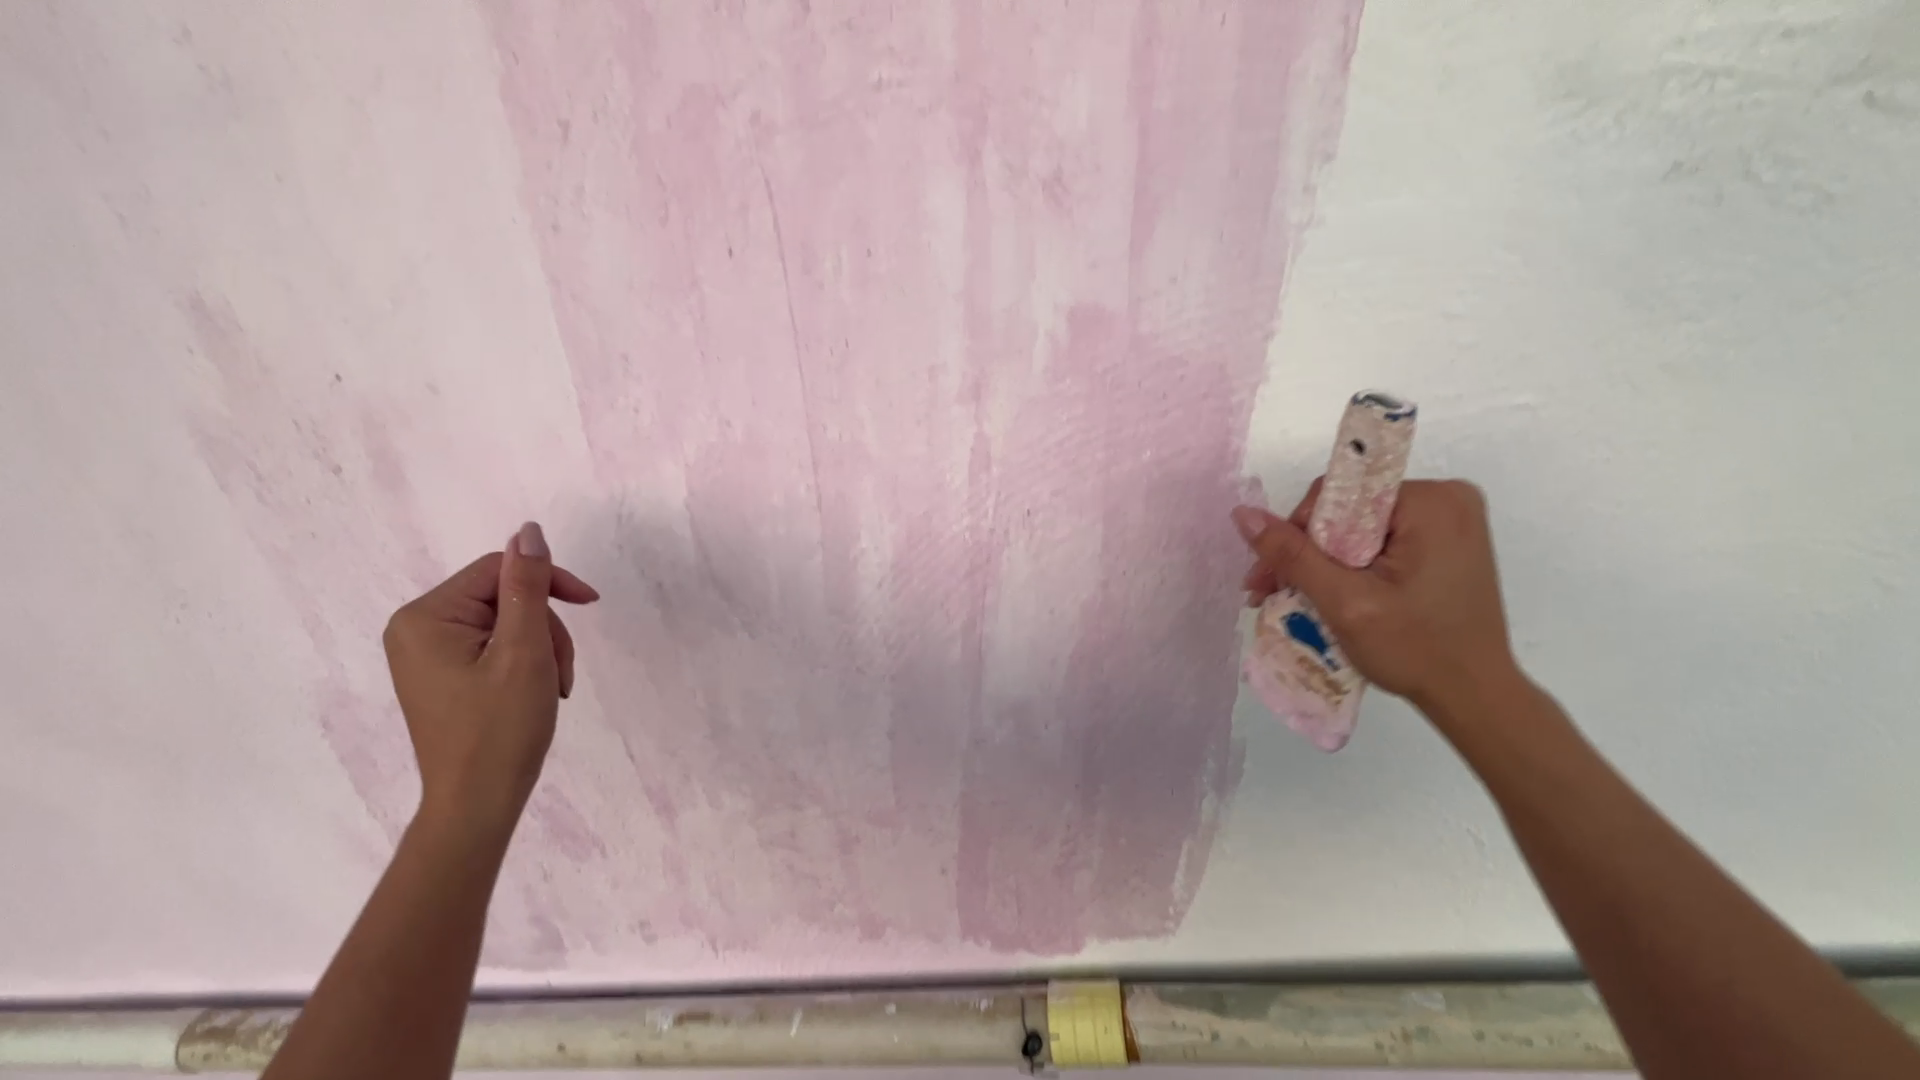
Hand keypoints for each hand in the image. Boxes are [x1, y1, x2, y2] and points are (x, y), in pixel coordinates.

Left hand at [382, 522, 600, 832]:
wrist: (478, 804)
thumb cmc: (501, 728)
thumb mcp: (524, 651)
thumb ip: (528, 586)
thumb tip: (529, 531)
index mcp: (425, 617)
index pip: (500, 570)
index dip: (549, 582)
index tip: (592, 604)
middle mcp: (416, 628)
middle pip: (505, 597)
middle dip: (545, 628)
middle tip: (561, 672)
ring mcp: (427, 654)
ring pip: (507, 623)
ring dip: (542, 648)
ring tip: (554, 688)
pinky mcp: (443, 675)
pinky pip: (495, 646)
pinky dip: (526, 663)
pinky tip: (537, 692)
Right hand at [1232, 479, 1519, 714]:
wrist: (1474, 696)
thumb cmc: (1416, 650)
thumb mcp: (1344, 601)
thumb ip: (1292, 554)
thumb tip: (1243, 514)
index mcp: (1432, 501)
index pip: (1337, 495)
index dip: (1297, 533)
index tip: (1271, 576)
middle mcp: (1447, 499)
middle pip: (1346, 511)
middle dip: (1306, 552)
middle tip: (1270, 591)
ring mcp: (1451, 522)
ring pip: (1359, 528)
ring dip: (1323, 563)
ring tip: (1290, 597)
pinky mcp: (1447, 544)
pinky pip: (1381, 541)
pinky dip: (1351, 567)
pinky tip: (1328, 594)